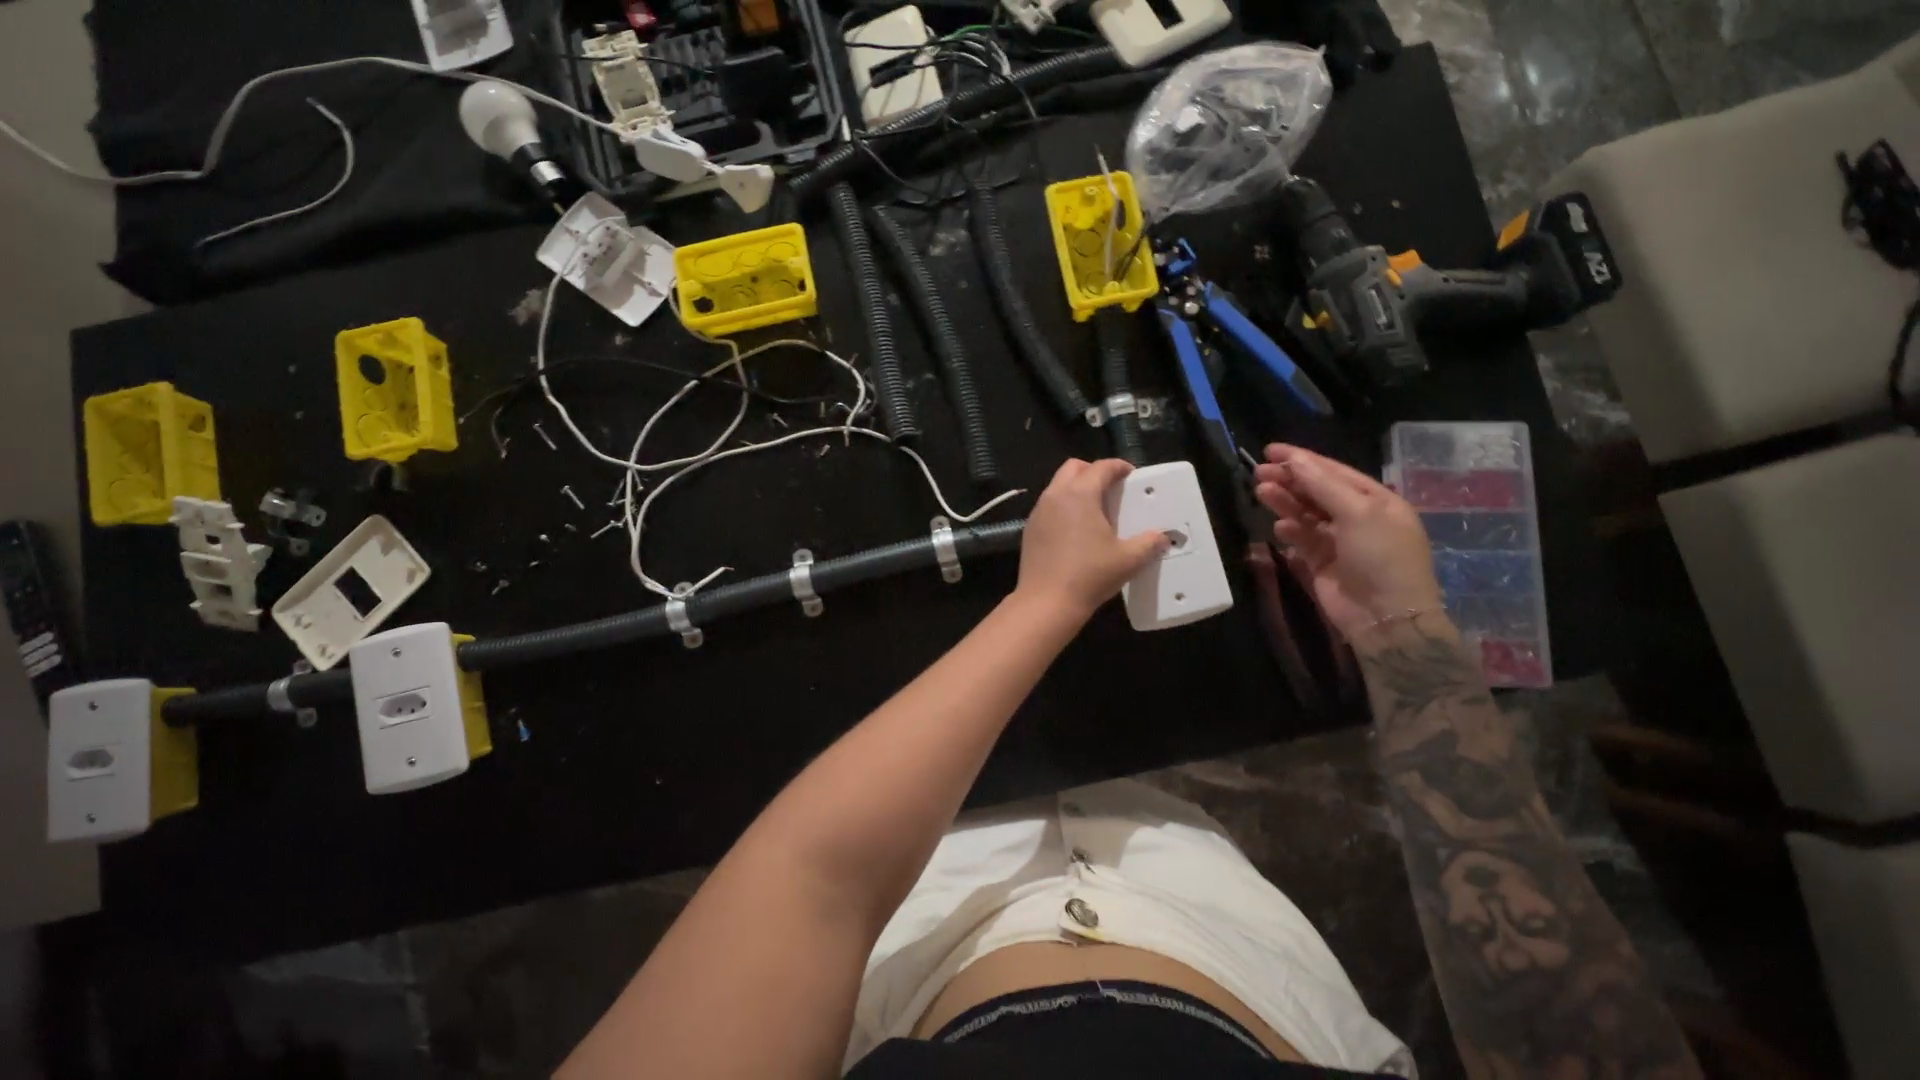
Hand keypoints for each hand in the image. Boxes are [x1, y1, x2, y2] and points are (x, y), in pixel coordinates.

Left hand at [1015, 458, 1168, 620]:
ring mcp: (1038, 512)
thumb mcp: (1128, 560)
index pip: (1101, 467)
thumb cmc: (1089, 575)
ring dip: (1076, 488)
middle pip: (1073, 468)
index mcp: (1080, 494)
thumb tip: (1162, 538)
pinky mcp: (1030, 529)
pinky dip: (1063, 507)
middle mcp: (1055, 496)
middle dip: (1093, 471)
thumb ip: (1148, 544)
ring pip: (1058, 486)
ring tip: (1095, 509)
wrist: (1046, 602)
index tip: (1131, 475)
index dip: (1119, 467)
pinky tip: (1076, 530)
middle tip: (1112, 488)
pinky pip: (1048, 506)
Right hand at [1253, 444, 1442, 639]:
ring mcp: (1339, 541)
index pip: (1334, 471)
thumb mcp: (1358, 513)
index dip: (1303, 459)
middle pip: (1317, 491)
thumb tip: (1294, 460)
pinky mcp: (1322, 563)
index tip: (1271, 450)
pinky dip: (1290, 531)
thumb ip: (1323, 485)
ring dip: (1285, 502)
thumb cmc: (1381, 556)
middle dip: (1289, 480)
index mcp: (1377, 500)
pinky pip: (1302, 539)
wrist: (1386, 616)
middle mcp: (1358, 517)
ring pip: (1306, 514)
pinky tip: (1279, 527)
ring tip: (1261, 492)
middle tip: (1258, 473)